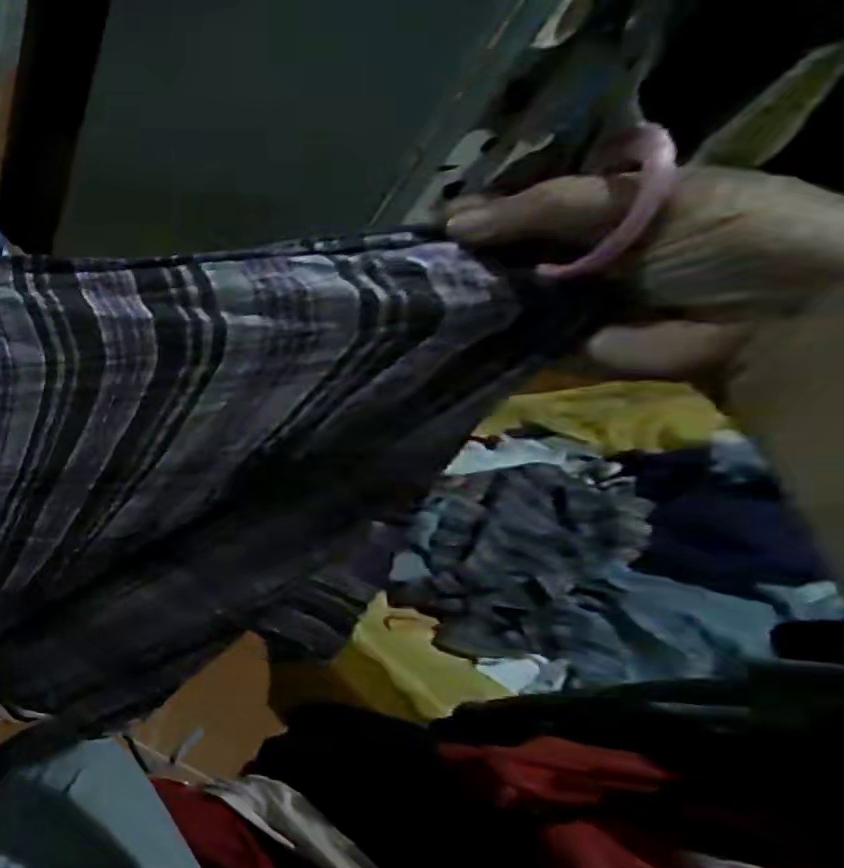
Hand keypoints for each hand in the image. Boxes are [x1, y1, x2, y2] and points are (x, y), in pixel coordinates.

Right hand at [446, 167, 843, 384]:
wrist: (777, 318)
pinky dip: (467, 330)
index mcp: (597, 208)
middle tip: (412, 259)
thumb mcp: (644, 202)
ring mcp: (551, 302)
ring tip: (411, 290)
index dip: (481, 209)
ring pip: (489, 291)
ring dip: (456, 291)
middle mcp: (567, 253)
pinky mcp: (541, 345)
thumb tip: (452, 223)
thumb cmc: (729, 236)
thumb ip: (551, 207)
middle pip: (498, 250)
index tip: (435, 221)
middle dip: (459, 252)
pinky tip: (431, 321)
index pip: (523, 204)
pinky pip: (496, 334)